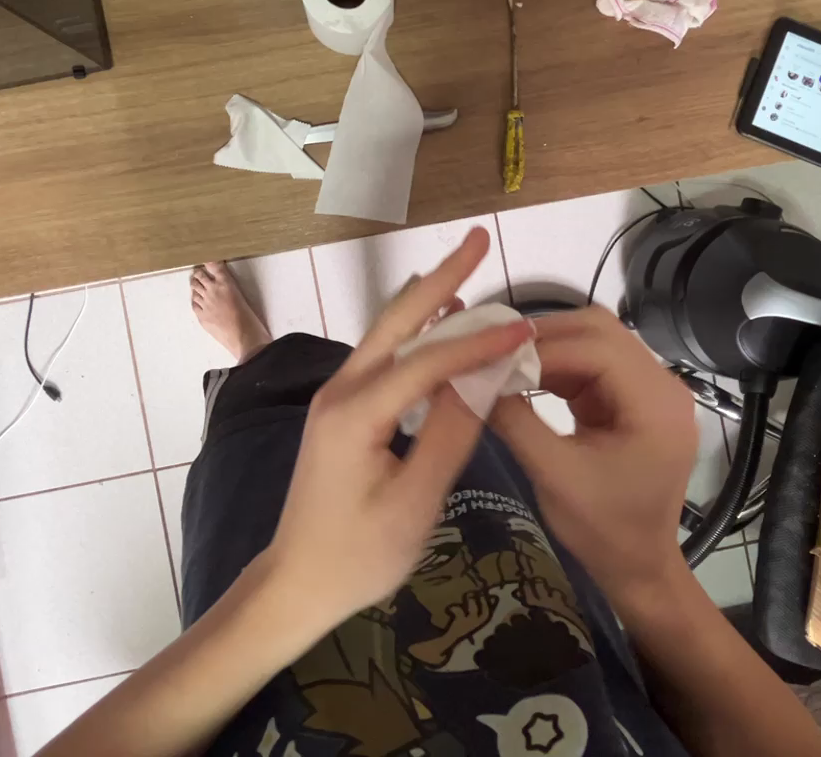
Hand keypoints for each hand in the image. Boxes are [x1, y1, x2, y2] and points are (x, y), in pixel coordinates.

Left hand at [257, 227, 530, 631]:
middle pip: (397, 319)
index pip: (428, 360)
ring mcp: (338, 395)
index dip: (478, 342)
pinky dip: (416, 330)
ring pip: (388, 331)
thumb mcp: (414, 503)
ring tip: (466, 268)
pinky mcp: (343, 408)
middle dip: (441, 277)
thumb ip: (449, 436)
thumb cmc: (357, 554)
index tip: (524, 325)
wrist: (296, 582)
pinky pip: (384, 355)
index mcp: (356, 411)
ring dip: (428, 298)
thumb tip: (483, 378)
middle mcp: (341, 389)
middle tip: (479, 239)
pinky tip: (437, 322)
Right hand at [488, 306, 696, 601]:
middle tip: (496, 353)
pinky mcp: (630, 396)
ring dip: (548, 347)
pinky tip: (523, 376)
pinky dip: (555, 364)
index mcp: (657, 404)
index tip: (493, 359)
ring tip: (504, 363)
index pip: (597, 349)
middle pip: (600, 330)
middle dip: (545, 337)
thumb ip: (515, 421)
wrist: (637, 566)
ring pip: (594, 339)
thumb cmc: (603, 529)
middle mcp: (662, 384)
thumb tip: (469, 377)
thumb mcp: (554, 475)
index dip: (542, 348)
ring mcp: (649, 388)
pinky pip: (590, 362)